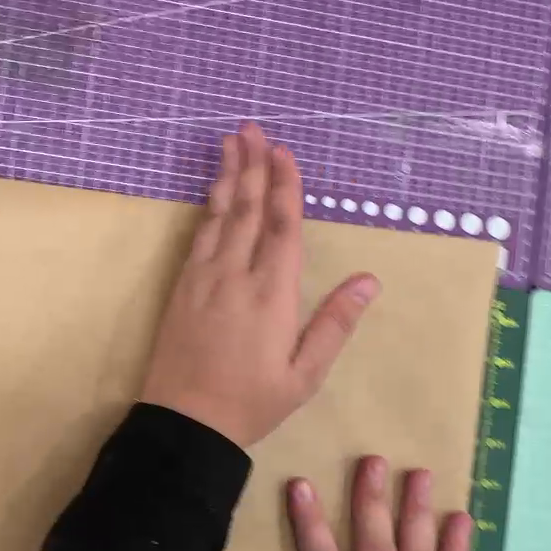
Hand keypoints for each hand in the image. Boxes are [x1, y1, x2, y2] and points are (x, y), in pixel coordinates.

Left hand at [138, 123, 379, 447]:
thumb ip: (334, 324)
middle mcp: (234, 276)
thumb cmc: (251, 403)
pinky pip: (198, 237)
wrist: (185, 422)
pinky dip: (207, 209)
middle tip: (250, 128)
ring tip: (229, 143)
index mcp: (271, 294)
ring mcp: (202, 279)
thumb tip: (369, 280)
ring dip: (226, 177)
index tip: (283, 150)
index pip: (282, 226)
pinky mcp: (181, 288)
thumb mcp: (304, 375)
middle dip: (252, 165)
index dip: (285, 185)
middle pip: (247, 209)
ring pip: (218, 217)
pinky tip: (212, 194)